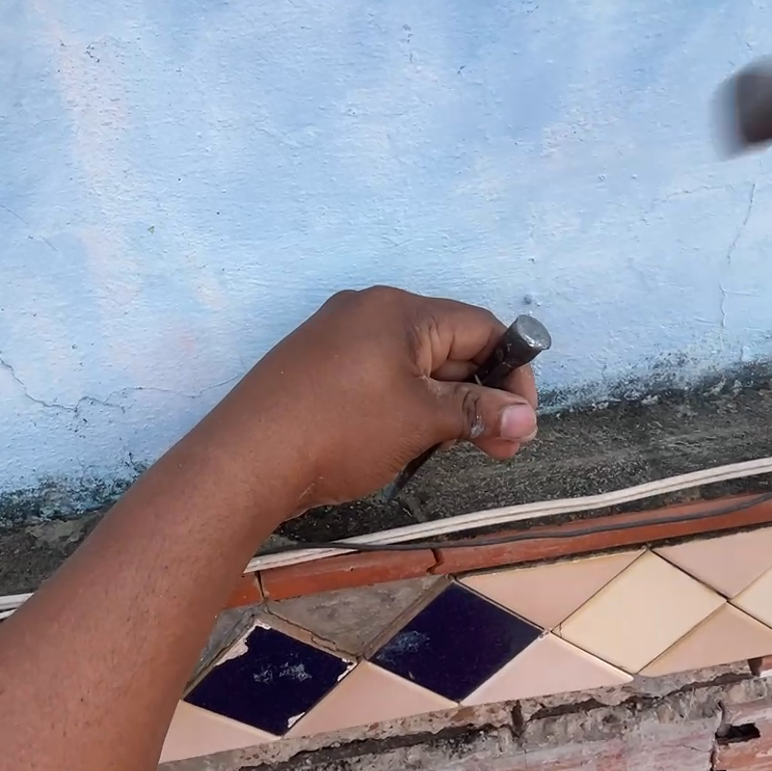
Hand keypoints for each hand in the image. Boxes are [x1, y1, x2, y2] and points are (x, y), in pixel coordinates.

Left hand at [196, 286, 537, 514]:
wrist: (246, 460)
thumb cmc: (341, 429)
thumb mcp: (419, 420)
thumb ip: (477, 412)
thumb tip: (526, 418)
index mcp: (398, 310)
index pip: (480, 327)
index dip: (511, 371)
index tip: (521, 419)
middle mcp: (368, 312)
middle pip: (447, 346)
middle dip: (479, 396)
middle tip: (499, 447)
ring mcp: (338, 339)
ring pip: (414, 366)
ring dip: (445, 405)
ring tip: (456, 449)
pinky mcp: (318, 367)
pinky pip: (380, 377)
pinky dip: (407, 404)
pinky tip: (413, 440)